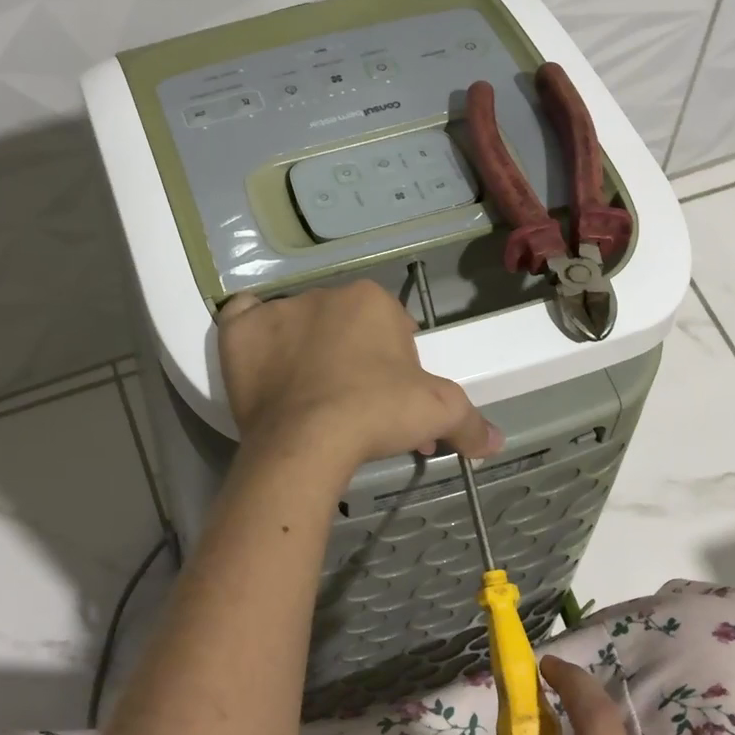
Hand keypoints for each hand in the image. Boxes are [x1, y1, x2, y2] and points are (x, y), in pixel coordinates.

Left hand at [217, 280, 502, 469]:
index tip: (392, 404)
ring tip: (312, 403)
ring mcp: (277, 311)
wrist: (306, 441)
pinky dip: (252, 336)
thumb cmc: (376, 413)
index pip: (392, 329)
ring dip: (307, 353)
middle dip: (355, 362)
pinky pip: (244, 321)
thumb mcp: (439, 413)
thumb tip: (495, 440)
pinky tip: (261, 360)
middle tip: (356, 410)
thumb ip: (471, 421)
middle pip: (345, 329)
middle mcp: (323, 294)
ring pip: (299, 328)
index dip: (396, 369)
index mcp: (371, 300)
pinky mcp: (238, 332)